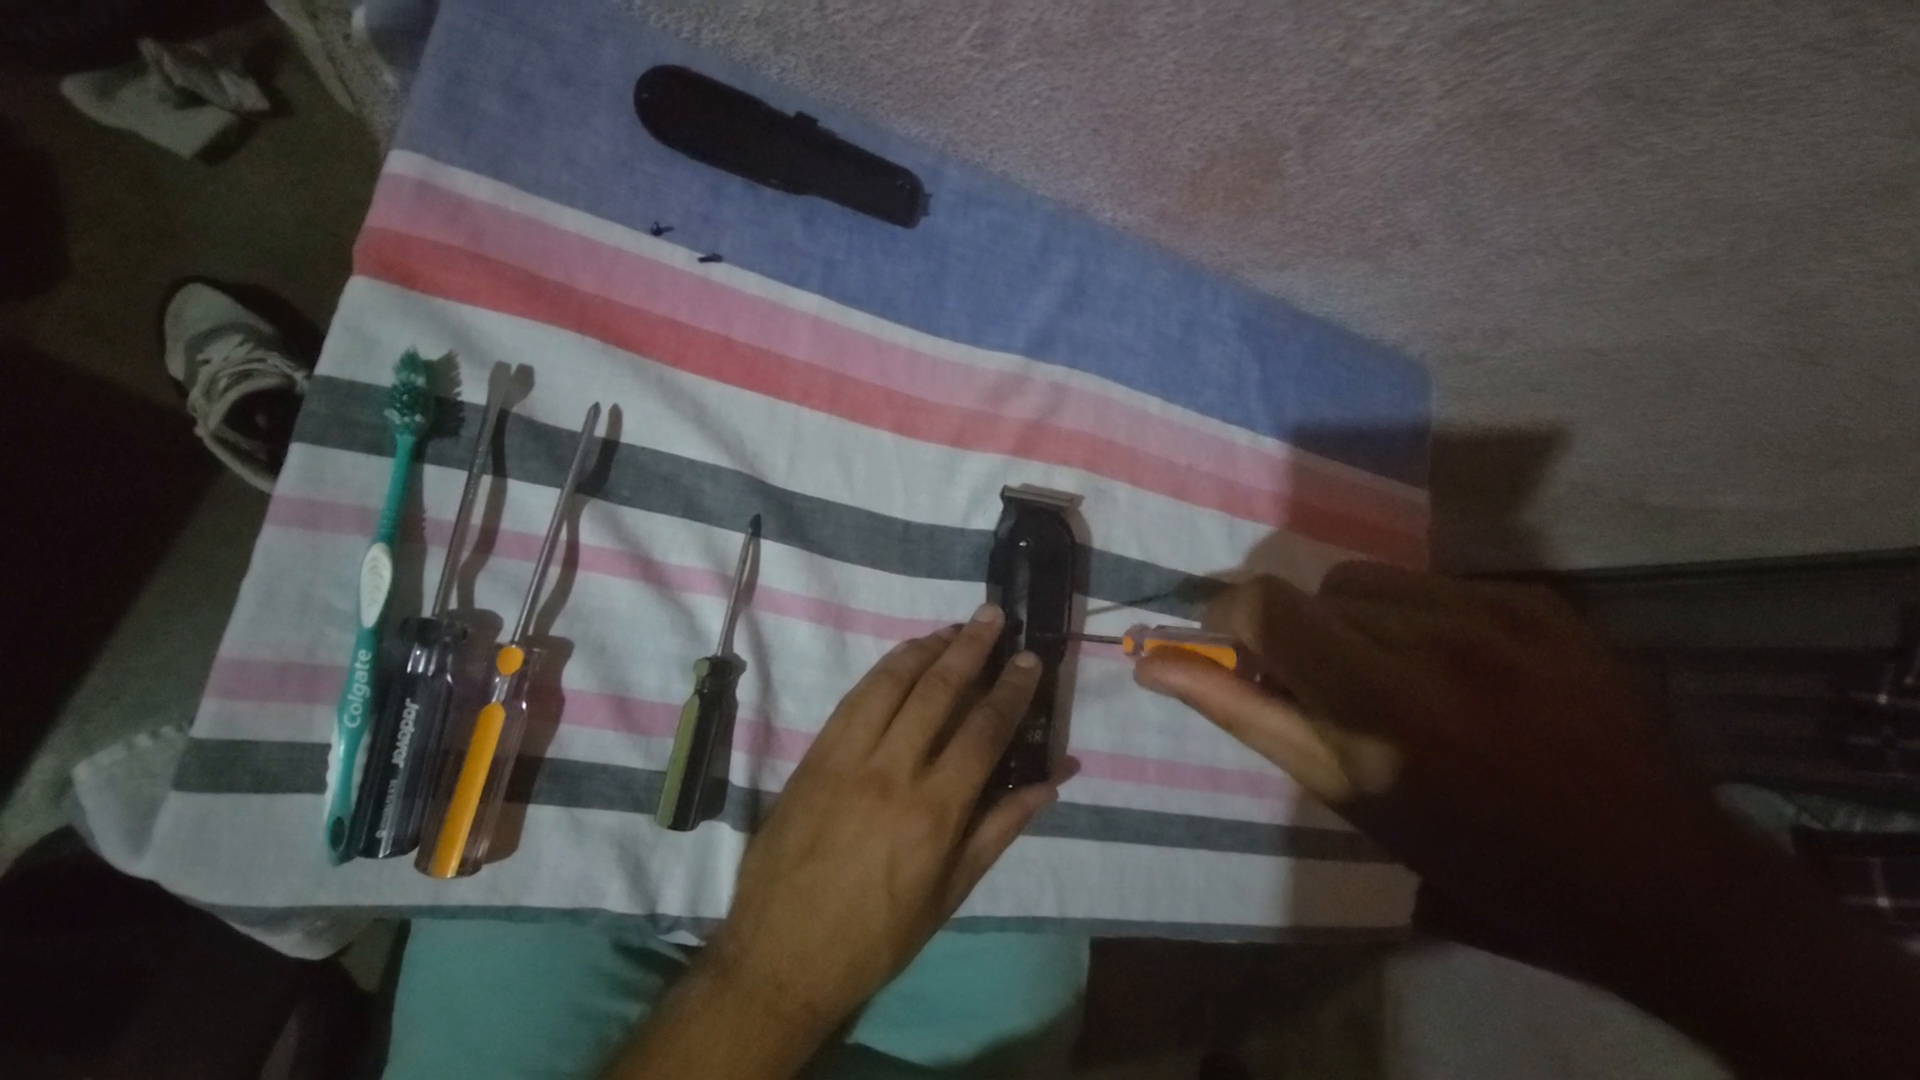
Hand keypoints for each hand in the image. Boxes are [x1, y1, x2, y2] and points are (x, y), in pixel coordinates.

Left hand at [703, 604, 1061, 1034]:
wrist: (782, 955)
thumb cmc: (879, 935)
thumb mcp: (951, 892)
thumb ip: (1000, 827)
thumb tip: (1050, 780)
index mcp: (934, 812)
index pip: (984, 731)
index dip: (1011, 690)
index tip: (1029, 659)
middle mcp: (891, 772)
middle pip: (938, 691)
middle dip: (971, 648)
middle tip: (992, 616)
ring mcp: (846, 759)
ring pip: (891, 683)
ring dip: (926, 648)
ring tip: (953, 629)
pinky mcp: (813, 757)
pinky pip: (853, 700)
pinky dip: (883, 671)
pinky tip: (902, 659)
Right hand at [1134, 563, 1723, 962]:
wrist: (1651, 876)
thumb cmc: (1474, 854)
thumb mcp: (1345, 794)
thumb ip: (1244, 716)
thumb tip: (1152, 663)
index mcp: (1379, 703)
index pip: (1264, 605)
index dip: (1232, 620)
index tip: (1240, 655)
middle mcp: (1438, 641)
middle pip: (1315, 593)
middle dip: (1304, 636)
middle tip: (1337, 692)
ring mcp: (1500, 613)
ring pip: (1371, 582)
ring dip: (1359, 622)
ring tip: (1400, 678)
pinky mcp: (1542, 601)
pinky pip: (1436, 583)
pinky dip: (1422, 617)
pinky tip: (1464, 669)